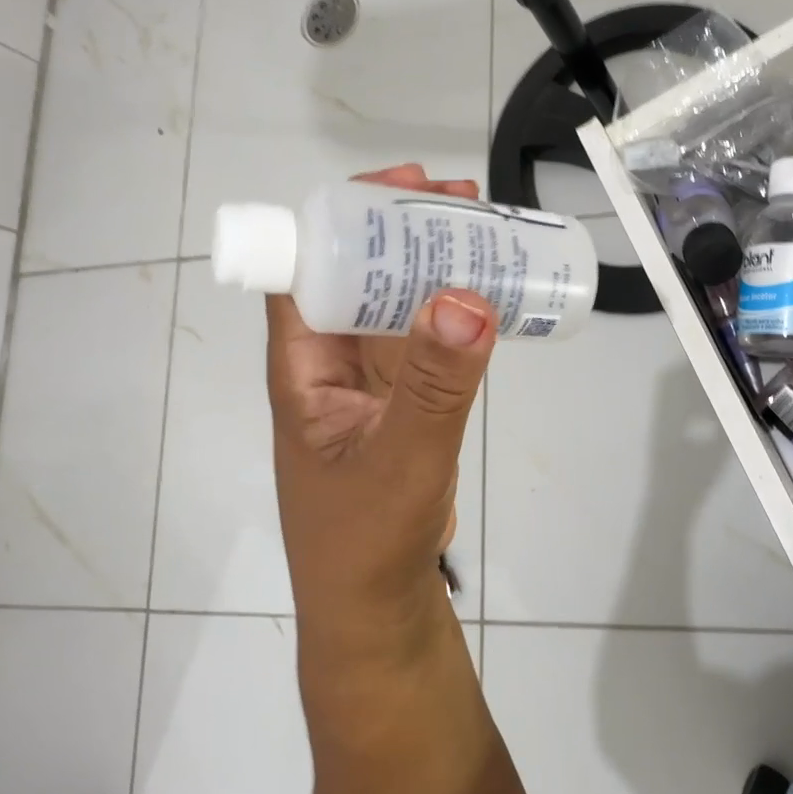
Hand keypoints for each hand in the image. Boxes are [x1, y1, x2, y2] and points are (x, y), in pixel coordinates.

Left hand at [266, 166, 494, 628]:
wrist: (378, 605)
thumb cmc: (367, 538)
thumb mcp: (402, 459)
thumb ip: (434, 387)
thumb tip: (466, 298)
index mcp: (302, 367)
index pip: (307, 267)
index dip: (348, 217)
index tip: (405, 188)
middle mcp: (329, 365)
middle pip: (357, 275)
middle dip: (403, 233)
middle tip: (463, 199)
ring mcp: (368, 386)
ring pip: (394, 307)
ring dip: (431, 269)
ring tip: (485, 233)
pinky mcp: (402, 407)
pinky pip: (424, 345)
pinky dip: (452, 315)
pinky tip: (490, 299)